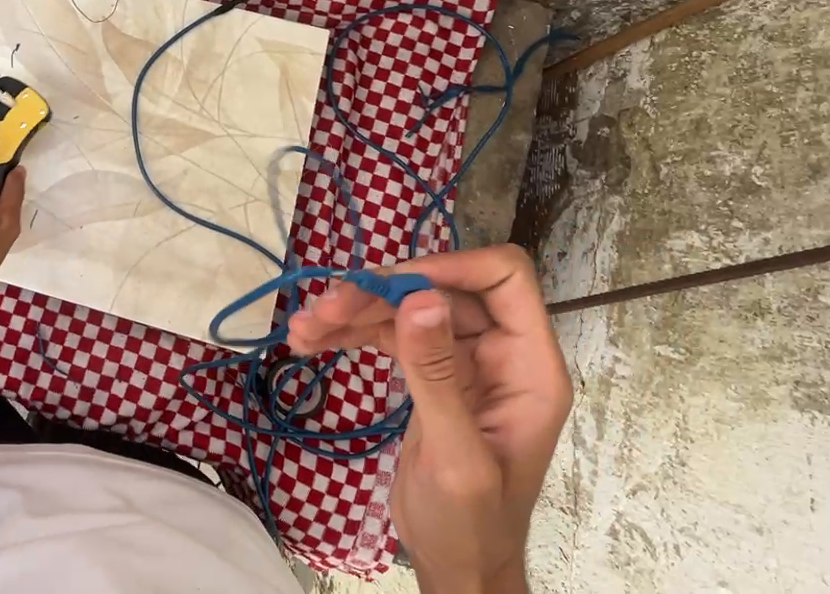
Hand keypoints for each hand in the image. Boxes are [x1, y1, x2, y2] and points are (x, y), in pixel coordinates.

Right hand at [286, 245, 571, 593]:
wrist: (453, 562)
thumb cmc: (470, 522)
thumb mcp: (455, 456)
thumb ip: (436, 376)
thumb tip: (420, 299)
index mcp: (527, 366)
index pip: (502, 279)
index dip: (448, 267)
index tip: (389, 283)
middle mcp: (497, 351)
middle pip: (436, 288)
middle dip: (377, 294)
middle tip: (322, 309)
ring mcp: (459, 358)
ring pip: (403, 306)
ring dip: (351, 311)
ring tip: (302, 328)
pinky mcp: (426, 370)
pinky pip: (385, 332)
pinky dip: (347, 333)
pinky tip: (308, 341)